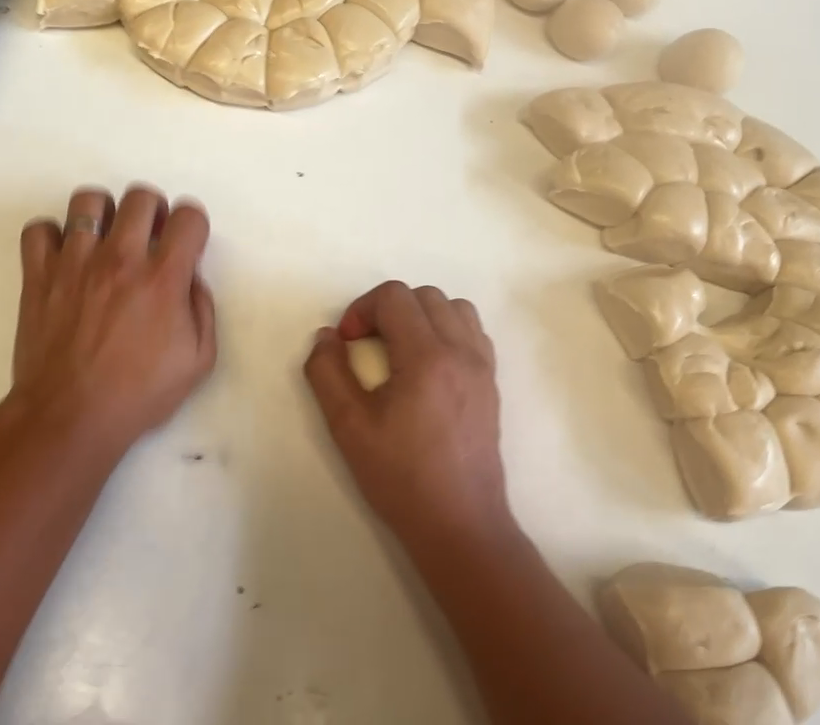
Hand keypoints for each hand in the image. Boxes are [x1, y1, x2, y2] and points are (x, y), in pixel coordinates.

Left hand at [12, 186, 216, 448]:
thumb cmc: (138, 394)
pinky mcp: (38, 273)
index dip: (192, 225)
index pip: (188, 216)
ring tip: (104, 240)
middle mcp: (120, 257)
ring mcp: (74, 262)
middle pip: (140, 197)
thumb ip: (203, 311)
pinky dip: (51, 236)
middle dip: (153, 211)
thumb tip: (190, 279)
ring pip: (88, 201)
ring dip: (103, 214)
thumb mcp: (198, 362)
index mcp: (163, 278)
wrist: (70, 416)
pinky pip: (39, 229)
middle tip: (148, 239)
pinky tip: (63, 257)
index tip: (185, 244)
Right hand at [305, 281, 511, 545]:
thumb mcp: (347, 426)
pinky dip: (446, 332)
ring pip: (453, 309)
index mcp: (427, 356)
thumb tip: (328, 337)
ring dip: (420, 317)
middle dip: (388, 310)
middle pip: (424, 296)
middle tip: (366, 347)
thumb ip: (327, 372)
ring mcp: (483, 367)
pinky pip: (472, 333)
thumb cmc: (399, 477)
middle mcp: (461, 351)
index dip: (361, 310)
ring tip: (399, 351)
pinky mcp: (491, 385)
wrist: (459, 524)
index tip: (347, 344)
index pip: (394, 297)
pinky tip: (426, 367)